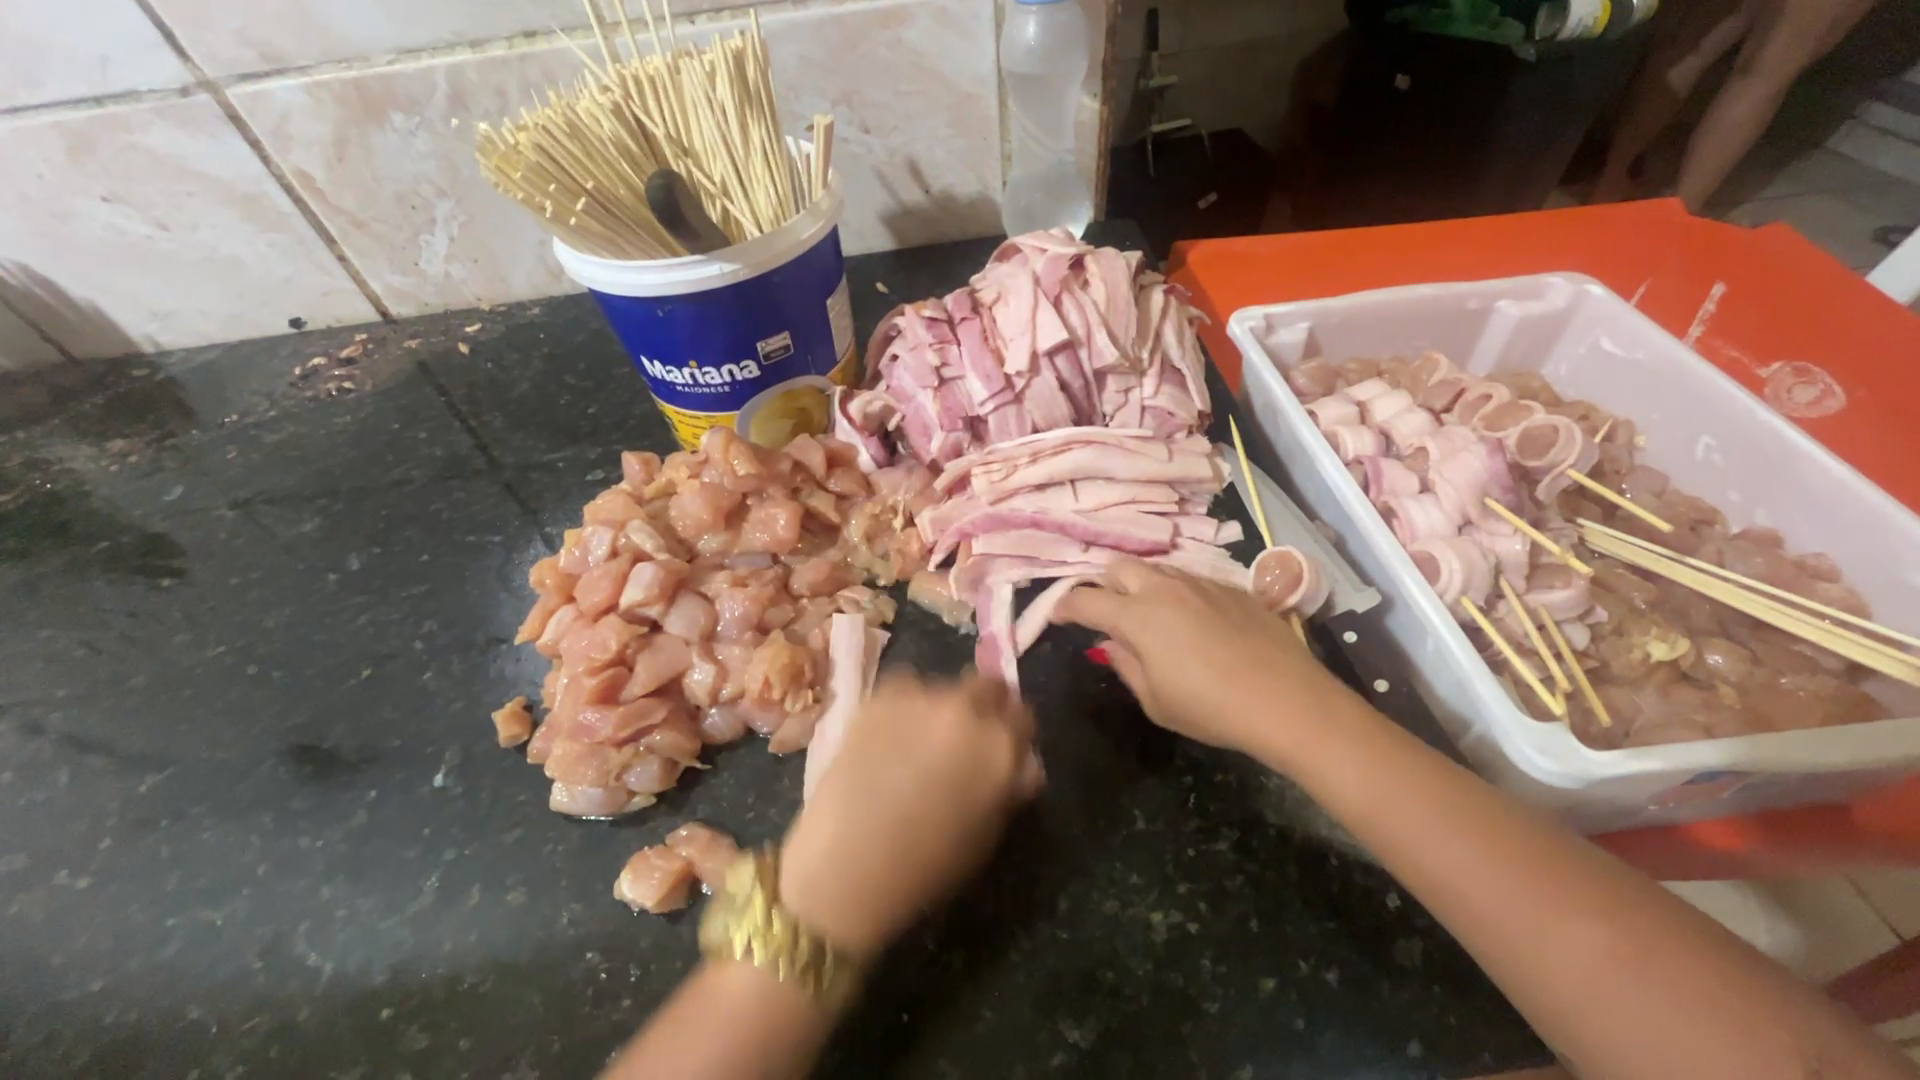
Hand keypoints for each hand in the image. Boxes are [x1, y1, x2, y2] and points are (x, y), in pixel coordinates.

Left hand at [777, 673, 1040, 962]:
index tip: (1004, 747)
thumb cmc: (927, 865)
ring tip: (918, 744)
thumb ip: (1007, 788)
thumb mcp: (986, 833)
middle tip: (965, 738)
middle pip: (988, 687)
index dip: (1014, 733)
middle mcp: (966, 710)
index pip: (1024, 716)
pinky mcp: (879, 698)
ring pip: (943, 688)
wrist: (847, 866)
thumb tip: (1019, 766)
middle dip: (984, 707)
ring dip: (941, 709)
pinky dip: (905, 707)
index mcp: (1001, 746)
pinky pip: (905, 689)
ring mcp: (920, 698)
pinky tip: (890, 739)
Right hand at [1053, 558, 1352, 755]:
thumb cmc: (1211, 708)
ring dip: (1140, 585)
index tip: (1057, 616)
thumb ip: (1126, 665)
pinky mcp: (1232, 588)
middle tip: (1103, 612)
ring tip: (1146, 614)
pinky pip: (1190, 580)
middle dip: (1102, 584)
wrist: (1287, 699)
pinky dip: (1176, 593)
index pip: (1086, 599)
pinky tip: (1190, 622)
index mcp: (1137, 616)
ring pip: (1156, 568)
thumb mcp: (1155, 700)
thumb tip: (1112, 644)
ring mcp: (1201, 583)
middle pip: (1118, 567)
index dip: (1064, 606)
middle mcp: (1164, 588)